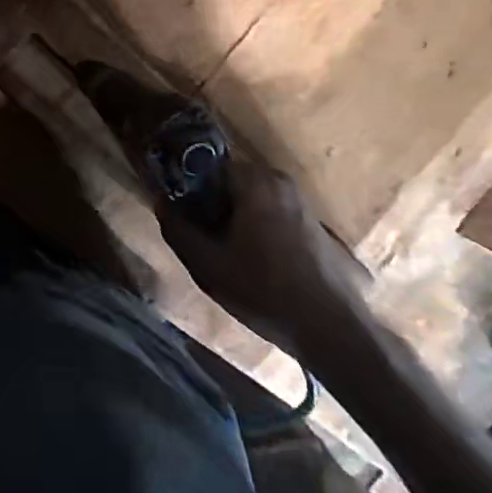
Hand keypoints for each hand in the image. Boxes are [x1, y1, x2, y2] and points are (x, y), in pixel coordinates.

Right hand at [157, 158, 369, 352]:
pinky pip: (271, 211)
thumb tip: (160, 202)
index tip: (181, 214)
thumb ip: (178, 231)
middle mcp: (279, 180)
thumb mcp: (209, 267)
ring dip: (234, 217)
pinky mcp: (312, 222)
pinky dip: (256, 226)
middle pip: (230, 181)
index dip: (189, 187)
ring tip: (225, 254)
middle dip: (211, 204)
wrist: (331, 327)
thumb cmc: (265, 291)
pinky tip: (254, 262)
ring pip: (250, 198)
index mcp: (255, 181)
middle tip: (201, 239)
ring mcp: (299, 200)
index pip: (208, 165)